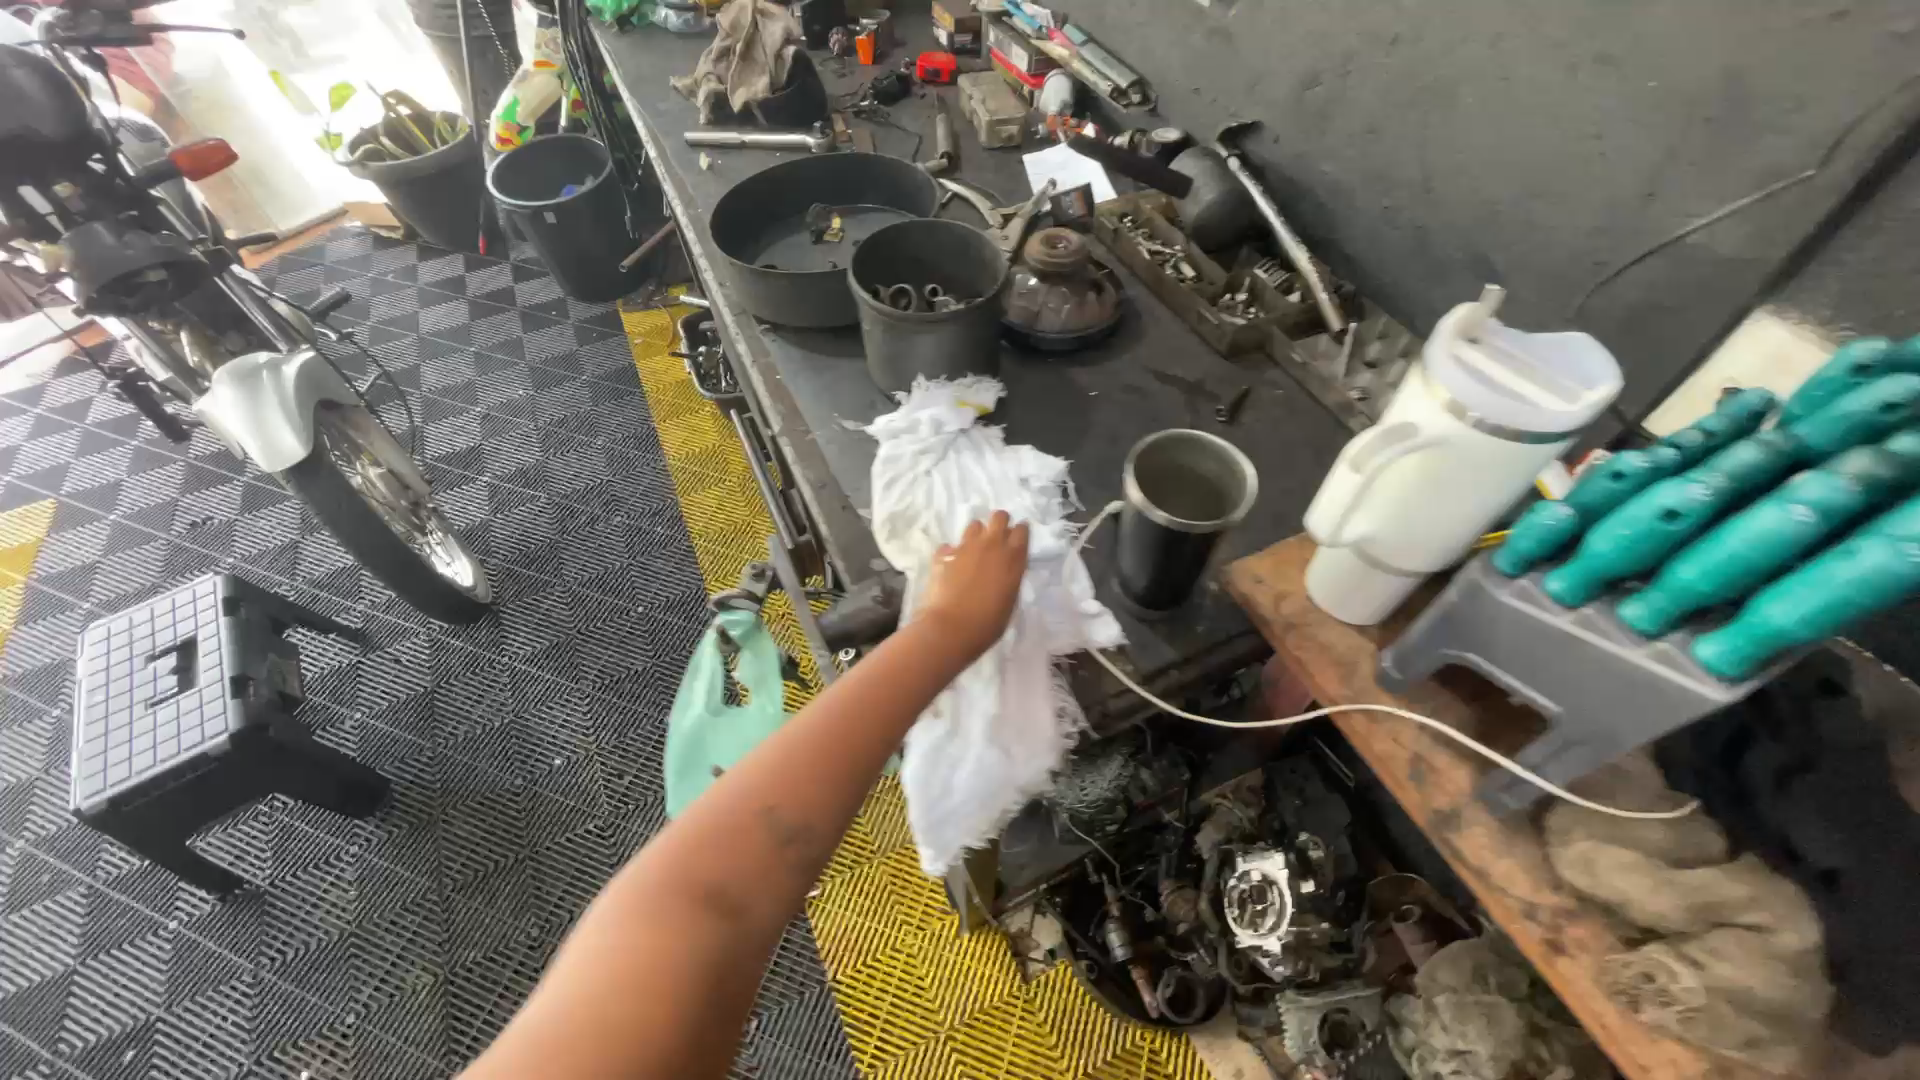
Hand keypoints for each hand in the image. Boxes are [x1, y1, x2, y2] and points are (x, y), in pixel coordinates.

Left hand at [919, 510, 1029, 660]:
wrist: (952, 628)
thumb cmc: (989, 622)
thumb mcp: (1010, 599)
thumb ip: (1009, 577)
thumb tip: (1003, 570)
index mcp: (1013, 557)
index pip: (1021, 530)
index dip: (1020, 532)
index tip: (1017, 539)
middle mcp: (991, 545)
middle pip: (999, 517)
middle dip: (999, 523)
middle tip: (997, 538)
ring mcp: (965, 547)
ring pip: (974, 525)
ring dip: (977, 534)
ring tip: (974, 551)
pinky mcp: (944, 554)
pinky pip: (950, 545)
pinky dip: (952, 553)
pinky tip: (950, 566)